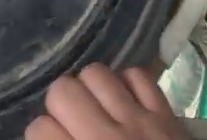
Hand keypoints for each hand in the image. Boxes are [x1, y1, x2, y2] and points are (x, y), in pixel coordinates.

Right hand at [27, 65, 186, 139]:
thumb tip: (46, 139)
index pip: (39, 129)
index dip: (41, 138)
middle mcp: (106, 138)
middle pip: (62, 90)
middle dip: (60, 109)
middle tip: (72, 129)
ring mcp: (140, 123)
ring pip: (96, 73)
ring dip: (91, 92)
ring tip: (97, 113)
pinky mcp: (167, 115)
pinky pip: (137, 75)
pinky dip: (127, 86)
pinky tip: (126, 106)